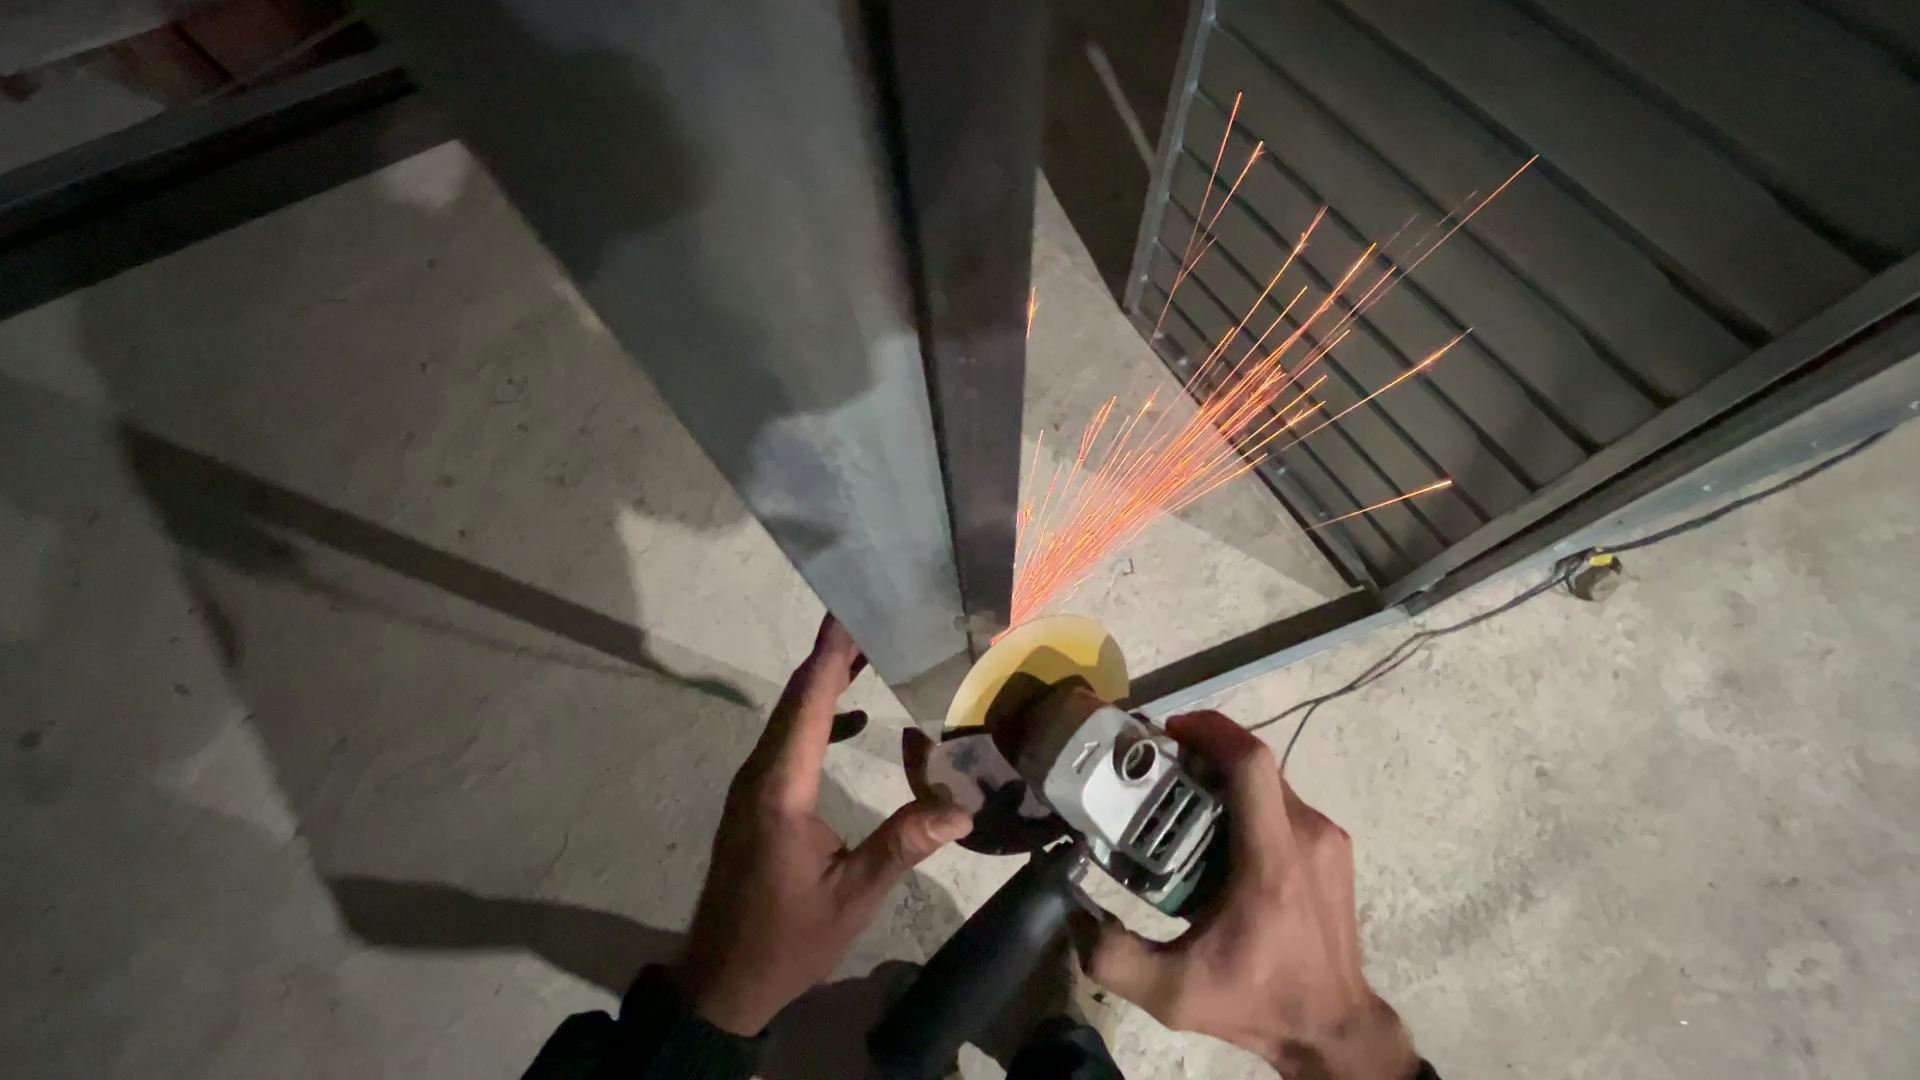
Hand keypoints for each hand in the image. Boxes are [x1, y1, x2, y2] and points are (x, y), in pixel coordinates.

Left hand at [672, 616, 974, 1034]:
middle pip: (795, 699)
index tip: (846, 614)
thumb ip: (902, 844)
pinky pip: (788, 741)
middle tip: (869, 619)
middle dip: (830, 657)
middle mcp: (760, 775)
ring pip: (789, 717)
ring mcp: (752, 786)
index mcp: (781, 789)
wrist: (722, 980)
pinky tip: (853, 719)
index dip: (829, 657)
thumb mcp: (852, 896)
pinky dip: (819, 717)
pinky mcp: (756, 799)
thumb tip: (961, 807)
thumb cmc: (787, 939)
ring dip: (824, 682)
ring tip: (866, 654)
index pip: (809, 706)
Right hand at [1077, 712, 1416, 1079]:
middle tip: (1159, 762)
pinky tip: (1216, 826)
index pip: (1251, 764)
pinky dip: (1246, 796)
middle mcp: (1308, 836)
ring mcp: (1327, 840)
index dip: (1209, 731)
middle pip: (1255, 762)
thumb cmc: (1257, 1004)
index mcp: (1273, 861)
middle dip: (1205, 748)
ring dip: (1225, 772)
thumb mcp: (1174, 995)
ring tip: (1180, 791)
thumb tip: (1072, 911)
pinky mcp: (1333, 849)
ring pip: (1269, 779)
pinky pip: (1282, 800)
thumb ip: (1115, 958)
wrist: (1335, 1032)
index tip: (1168, 732)